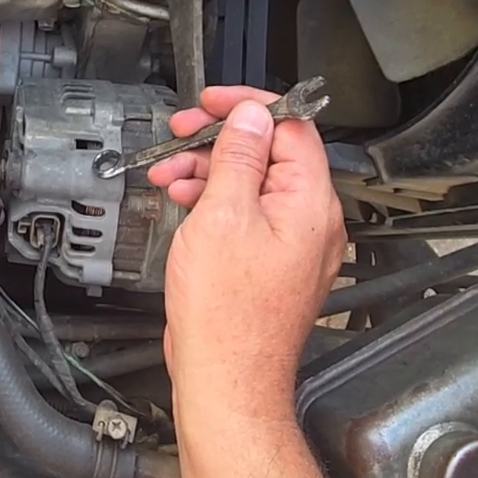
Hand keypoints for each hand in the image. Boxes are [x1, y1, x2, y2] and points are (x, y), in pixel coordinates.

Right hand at [149, 87, 345, 418]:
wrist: (224, 376)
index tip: (212, 102)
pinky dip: (211, 197)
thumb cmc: (227, 313)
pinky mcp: (268, 258)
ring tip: (168, 172)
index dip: (248, 106)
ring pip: (250, 180)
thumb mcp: (223, 214)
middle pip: (267, 151)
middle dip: (218, 137)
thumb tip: (252, 115)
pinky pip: (243, 210)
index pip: (290, 127)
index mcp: (309, 203)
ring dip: (207, 167)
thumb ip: (239, 156)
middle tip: (182, 132)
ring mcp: (290, 241)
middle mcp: (309, 220)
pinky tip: (183, 199)